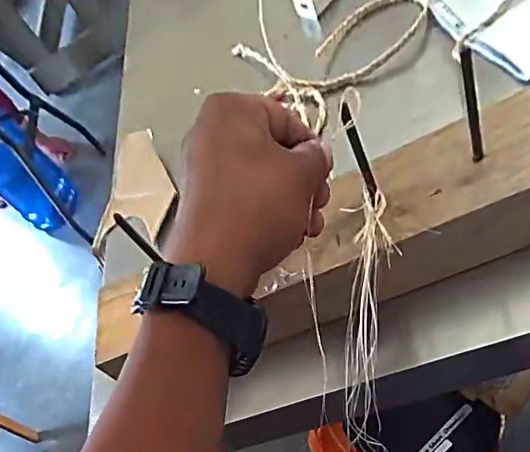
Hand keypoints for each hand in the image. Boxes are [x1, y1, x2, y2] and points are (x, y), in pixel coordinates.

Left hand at [165, 94, 332, 296]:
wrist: (215, 263)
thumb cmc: (259, 208)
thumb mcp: (302, 176)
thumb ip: (318, 156)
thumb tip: (318, 152)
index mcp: (232, 109)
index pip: (288, 119)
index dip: (314, 149)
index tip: (325, 175)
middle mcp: (211, 132)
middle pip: (274, 152)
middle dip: (303, 182)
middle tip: (318, 206)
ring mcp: (203, 169)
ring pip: (262, 179)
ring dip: (291, 203)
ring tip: (306, 228)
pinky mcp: (204, 203)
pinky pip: (244, 199)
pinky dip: (266, 214)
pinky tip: (284, 236)